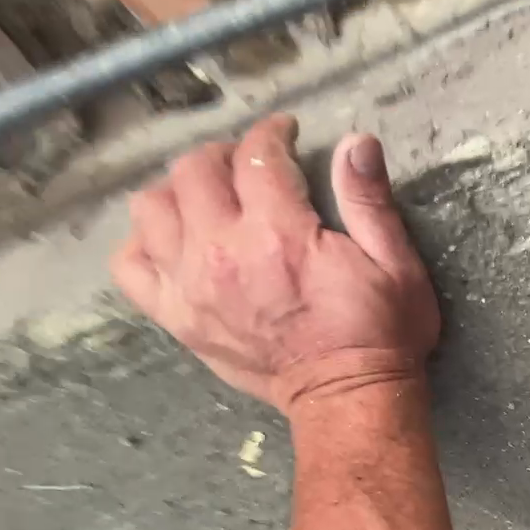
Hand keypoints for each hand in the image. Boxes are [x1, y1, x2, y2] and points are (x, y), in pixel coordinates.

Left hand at [110, 115, 438, 417]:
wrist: (352, 396)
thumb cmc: (384, 333)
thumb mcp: (399, 267)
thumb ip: (371, 204)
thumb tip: (357, 143)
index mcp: (280, 234)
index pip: (258, 159)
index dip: (272, 135)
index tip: (287, 133)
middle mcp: (221, 250)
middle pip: (194, 172)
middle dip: (224, 156)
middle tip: (253, 165)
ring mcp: (188, 283)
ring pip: (152, 207)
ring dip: (179, 189)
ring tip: (211, 197)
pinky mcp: (175, 314)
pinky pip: (129, 262)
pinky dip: (145, 240)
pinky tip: (178, 240)